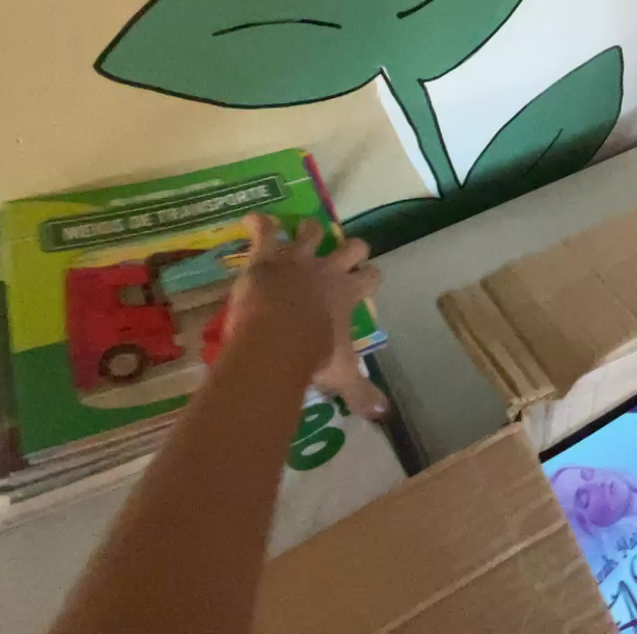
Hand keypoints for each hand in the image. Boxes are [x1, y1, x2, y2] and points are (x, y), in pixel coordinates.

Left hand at [222, 213, 389, 418]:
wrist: (277, 340)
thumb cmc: (313, 355)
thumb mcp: (342, 374)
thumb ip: (362, 393)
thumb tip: (383, 417)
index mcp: (348, 294)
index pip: (371, 277)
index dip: (370, 278)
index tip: (367, 280)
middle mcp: (329, 270)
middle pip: (351, 246)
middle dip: (350, 248)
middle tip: (344, 255)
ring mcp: (298, 260)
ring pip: (312, 232)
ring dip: (309, 231)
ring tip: (305, 231)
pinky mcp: (267, 257)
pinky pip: (265, 231)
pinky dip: (259, 224)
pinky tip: (254, 219)